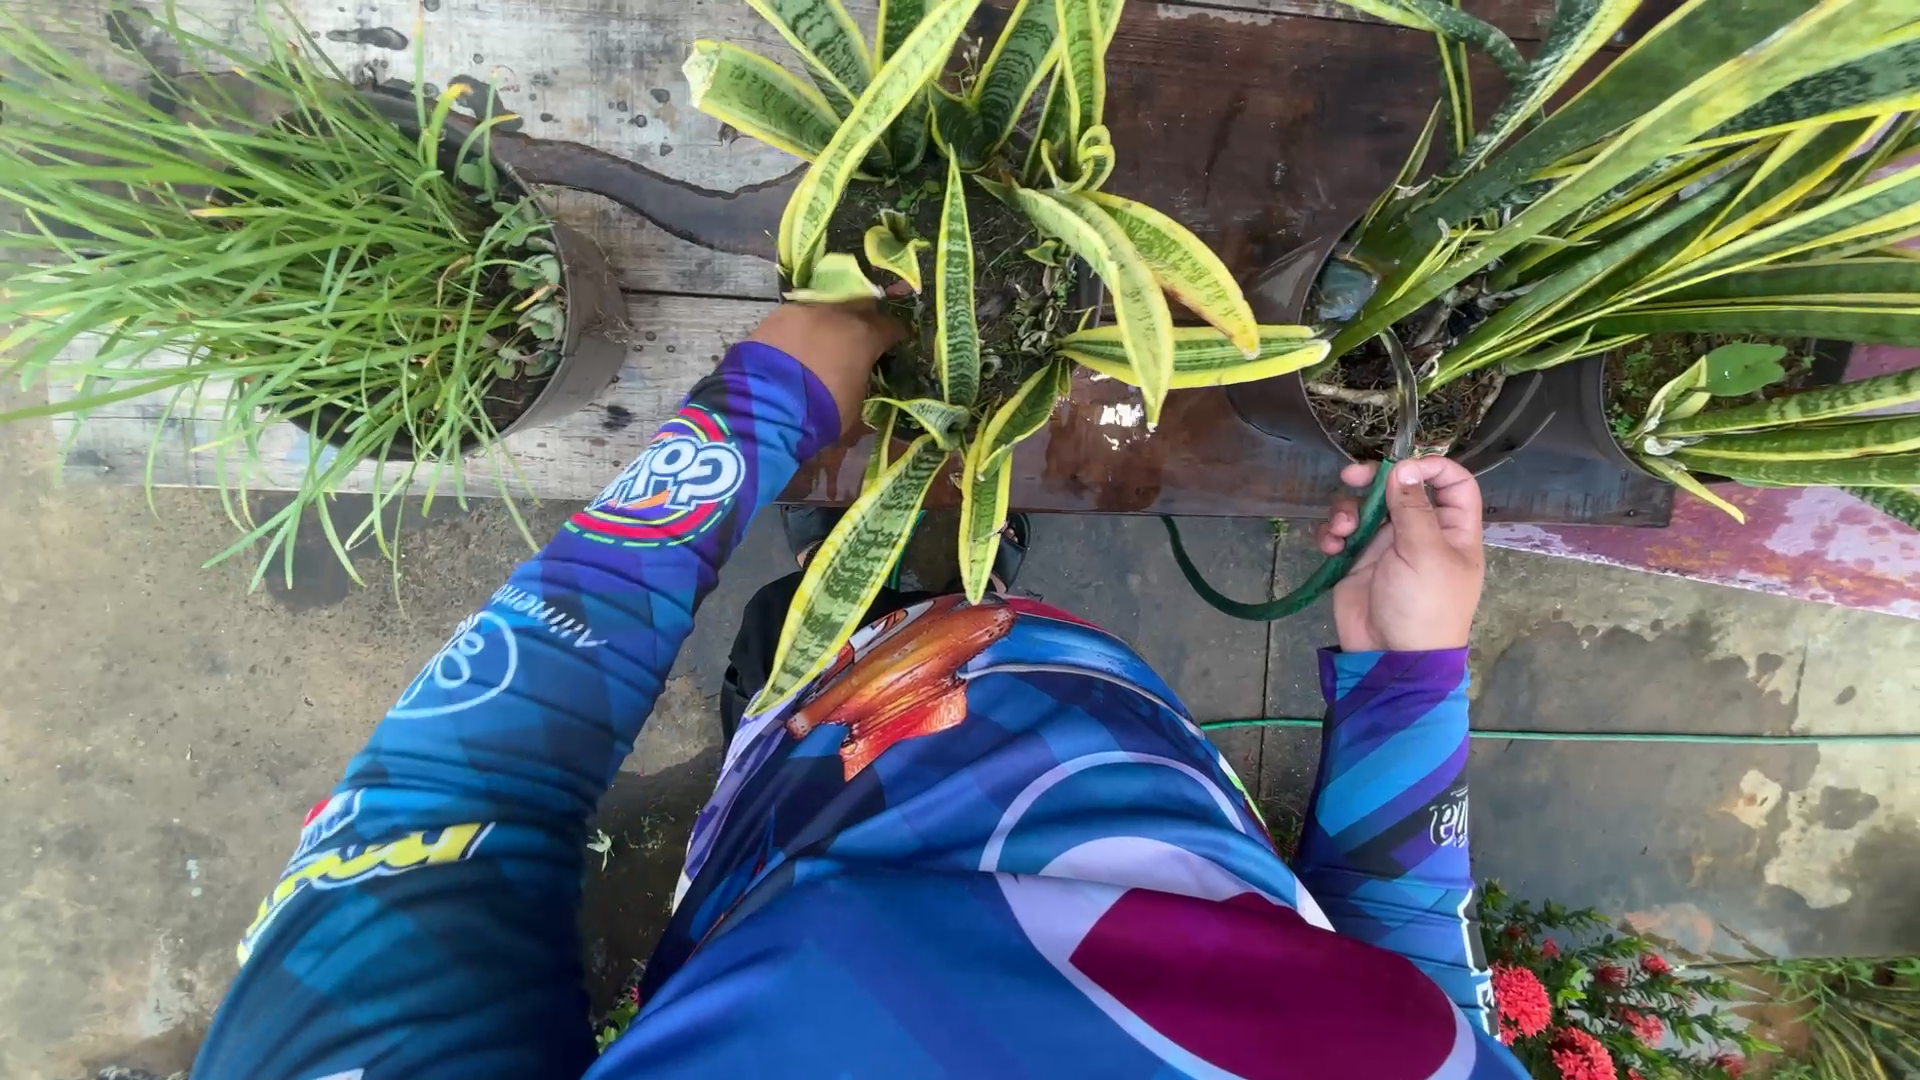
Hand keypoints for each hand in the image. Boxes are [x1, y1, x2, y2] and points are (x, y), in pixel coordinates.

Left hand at [748, 301, 904, 435]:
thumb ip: (859, 396)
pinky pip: (795, 319)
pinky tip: (795, 346)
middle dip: (864, 318)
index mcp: (864, 337)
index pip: (889, 328)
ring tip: (824, 341)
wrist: (766, 405)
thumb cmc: (821, 413)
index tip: (897, 341)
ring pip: (824, 309)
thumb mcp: (852, 414)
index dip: (895, 335)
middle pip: (859, 306)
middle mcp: (837, 315)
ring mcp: (803, 311)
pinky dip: (800, 331)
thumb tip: (860, 407)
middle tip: (862, 334)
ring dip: (829, 323)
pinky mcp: (774, 317)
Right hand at [1316, 458, 1485, 652]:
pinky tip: (1330, 547)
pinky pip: (1339, 533)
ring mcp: (1384, 545)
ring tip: (1339, 531)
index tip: (1400, 465)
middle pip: (1398, 488)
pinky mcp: (1355, 560)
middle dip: (1372, 480)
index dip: (1431, 467)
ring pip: (1362, 508)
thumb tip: (1403, 468)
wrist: (1389, 654)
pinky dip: (1330, 534)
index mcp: (1451, 530)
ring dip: (1345, 511)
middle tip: (1350, 476)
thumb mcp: (1425, 554)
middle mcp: (1418, 532)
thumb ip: (1412, 508)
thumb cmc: (1422, 605)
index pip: (1453, 484)